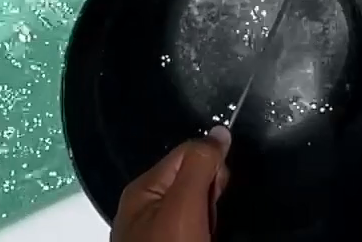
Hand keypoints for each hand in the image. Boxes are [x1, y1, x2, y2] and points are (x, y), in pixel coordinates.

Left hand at [110, 126, 231, 241]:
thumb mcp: (184, 204)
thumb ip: (200, 164)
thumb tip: (220, 131)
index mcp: (141, 189)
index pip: (188, 153)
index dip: (210, 165)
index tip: (218, 189)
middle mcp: (145, 207)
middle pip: (193, 180)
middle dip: (210, 193)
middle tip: (207, 219)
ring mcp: (155, 232)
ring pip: (198, 206)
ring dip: (210, 215)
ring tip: (206, 234)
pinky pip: (195, 226)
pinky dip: (205, 230)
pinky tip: (204, 238)